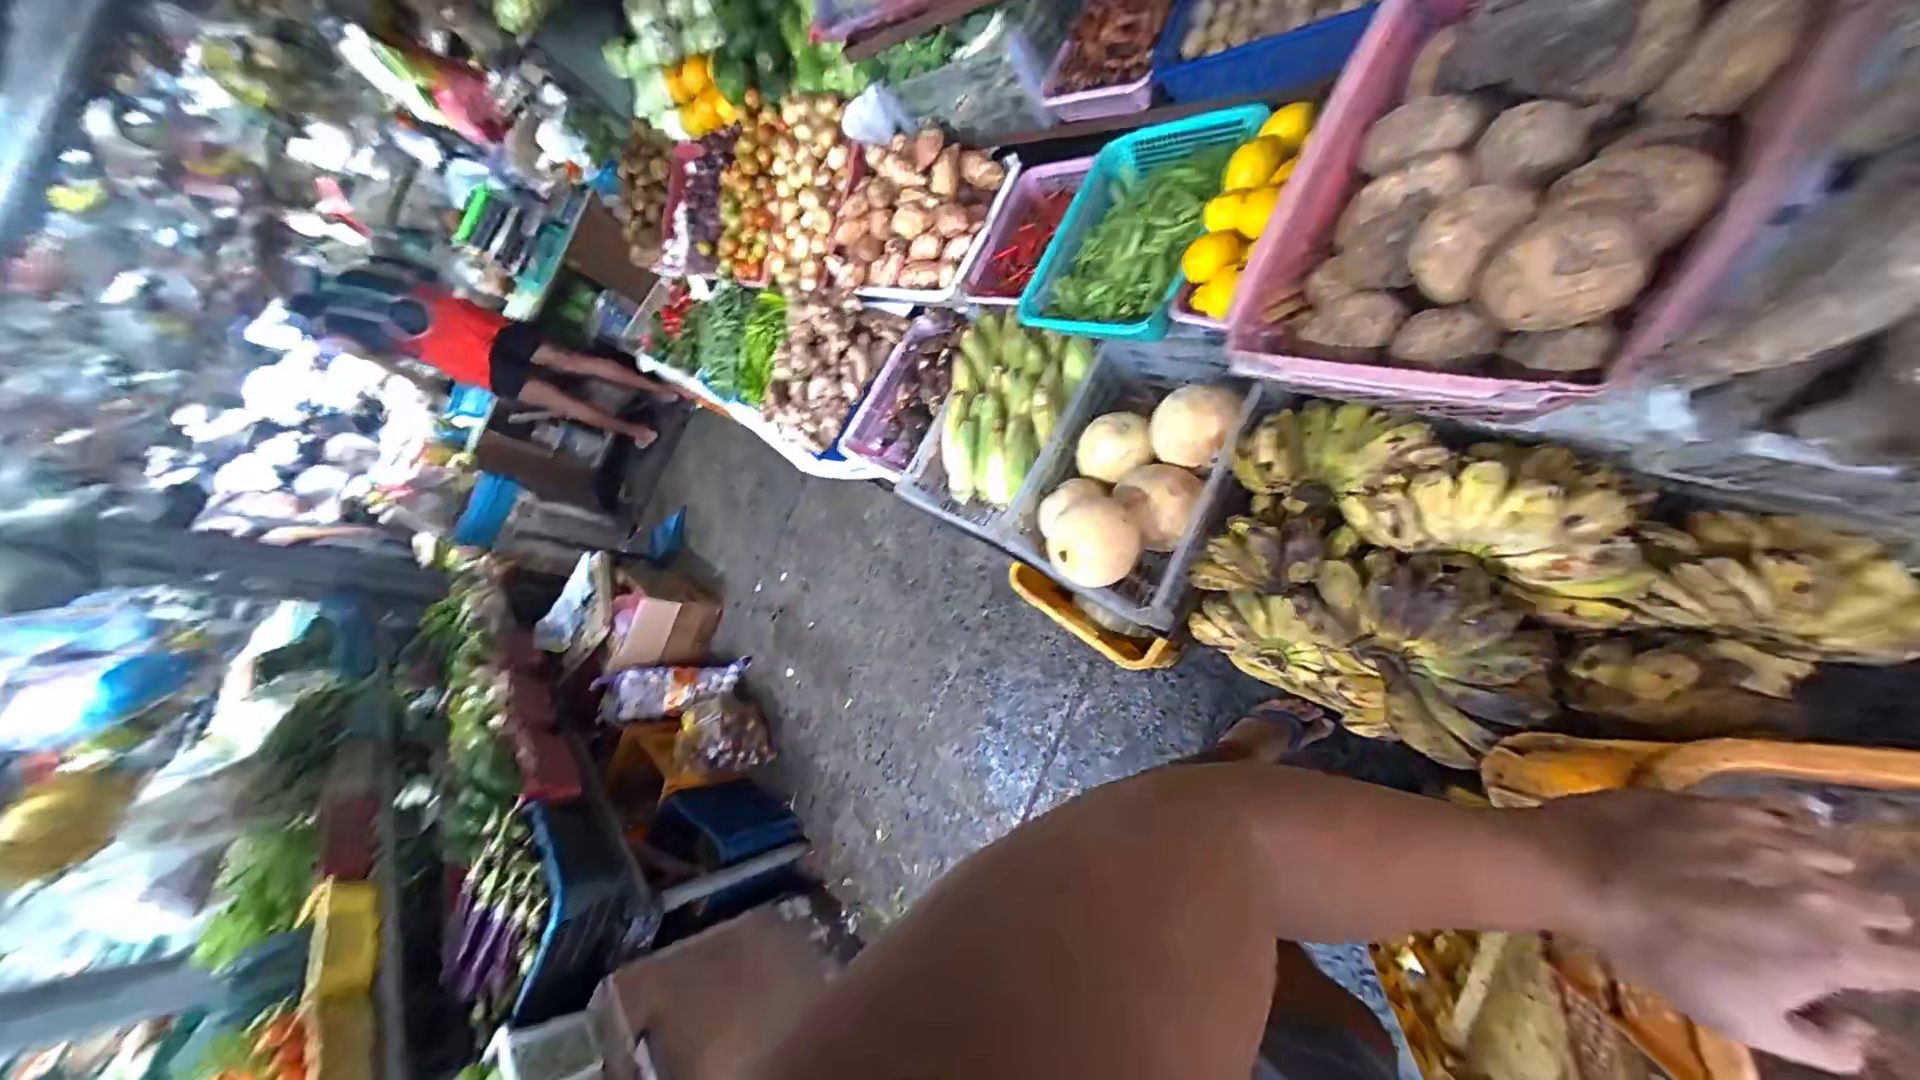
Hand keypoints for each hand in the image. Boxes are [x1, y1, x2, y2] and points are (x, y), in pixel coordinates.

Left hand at [1527, 790, 1919, 1073]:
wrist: (1576, 871)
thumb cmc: (1654, 950)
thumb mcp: (1741, 1022)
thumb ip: (1824, 1043)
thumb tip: (1863, 1030)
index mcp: (1839, 950)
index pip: (1911, 964)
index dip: (1891, 968)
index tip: (1865, 967)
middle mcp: (1821, 889)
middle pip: (1881, 906)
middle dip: (1861, 919)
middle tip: (1813, 924)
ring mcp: (1769, 838)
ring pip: (1835, 856)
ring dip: (1820, 871)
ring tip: (1780, 880)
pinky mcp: (1720, 804)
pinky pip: (1779, 814)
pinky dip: (1781, 829)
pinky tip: (1757, 839)